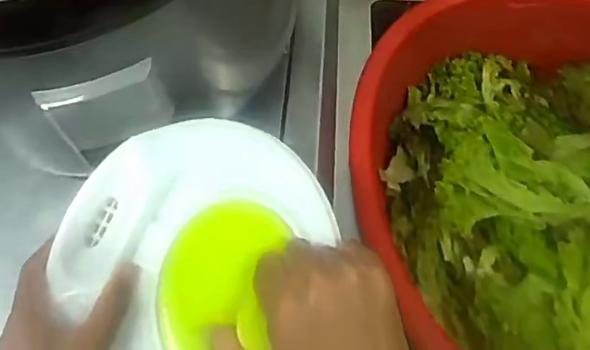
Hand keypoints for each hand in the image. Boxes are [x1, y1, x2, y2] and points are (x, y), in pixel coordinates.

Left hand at [0, 239, 134, 349]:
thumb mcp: (89, 343)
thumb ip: (109, 305)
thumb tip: (129, 264)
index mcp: (23, 313)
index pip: (32, 266)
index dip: (54, 245)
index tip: (81, 230)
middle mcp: (11, 328)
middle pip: (35, 290)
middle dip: (63, 274)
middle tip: (97, 261)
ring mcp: (11, 349)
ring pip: (35, 315)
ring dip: (60, 302)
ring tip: (92, 295)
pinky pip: (36, 335)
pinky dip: (55, 325)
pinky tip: (77, 332)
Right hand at [210, 242, 407, 349]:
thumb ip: (234, 349)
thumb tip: (212, 329)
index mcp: (287, 298)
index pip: (268, 261)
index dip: (268, 282)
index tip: (272, 299)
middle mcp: (319, 272)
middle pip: (297, 251)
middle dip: (294, 272)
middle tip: (298, 303)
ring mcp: (352, 268)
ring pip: (325, 250)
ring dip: (321, 268)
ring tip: (325, 299)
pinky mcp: (377, 270)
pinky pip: (352, 251)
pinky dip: (347, 265)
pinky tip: (347, 293)